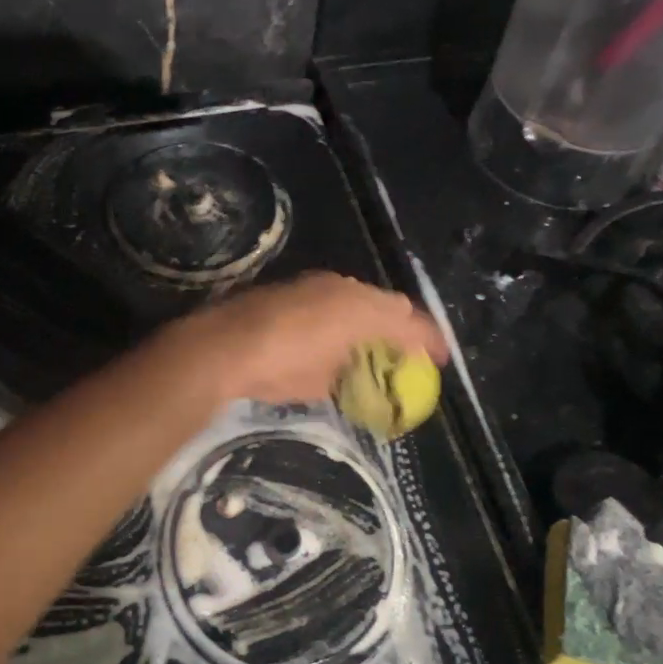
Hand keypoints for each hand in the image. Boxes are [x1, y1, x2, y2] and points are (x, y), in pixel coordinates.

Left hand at [155, 271, 447, 404]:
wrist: (220, 346)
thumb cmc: (278, 368)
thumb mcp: (321, 381)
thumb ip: (349, 371)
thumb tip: (355, 369)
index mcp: (361, 308)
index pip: (408, 320)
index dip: (429, 339)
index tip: (442, 357)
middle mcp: (343, 287)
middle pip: (386, 303)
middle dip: (402, 326)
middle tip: (409, 351)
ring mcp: (315, 283)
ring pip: (358, 296)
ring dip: (370, 318)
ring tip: (373, 346)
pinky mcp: (290, 286)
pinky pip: (331, 297)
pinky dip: (342, 315)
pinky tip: (331, 337)